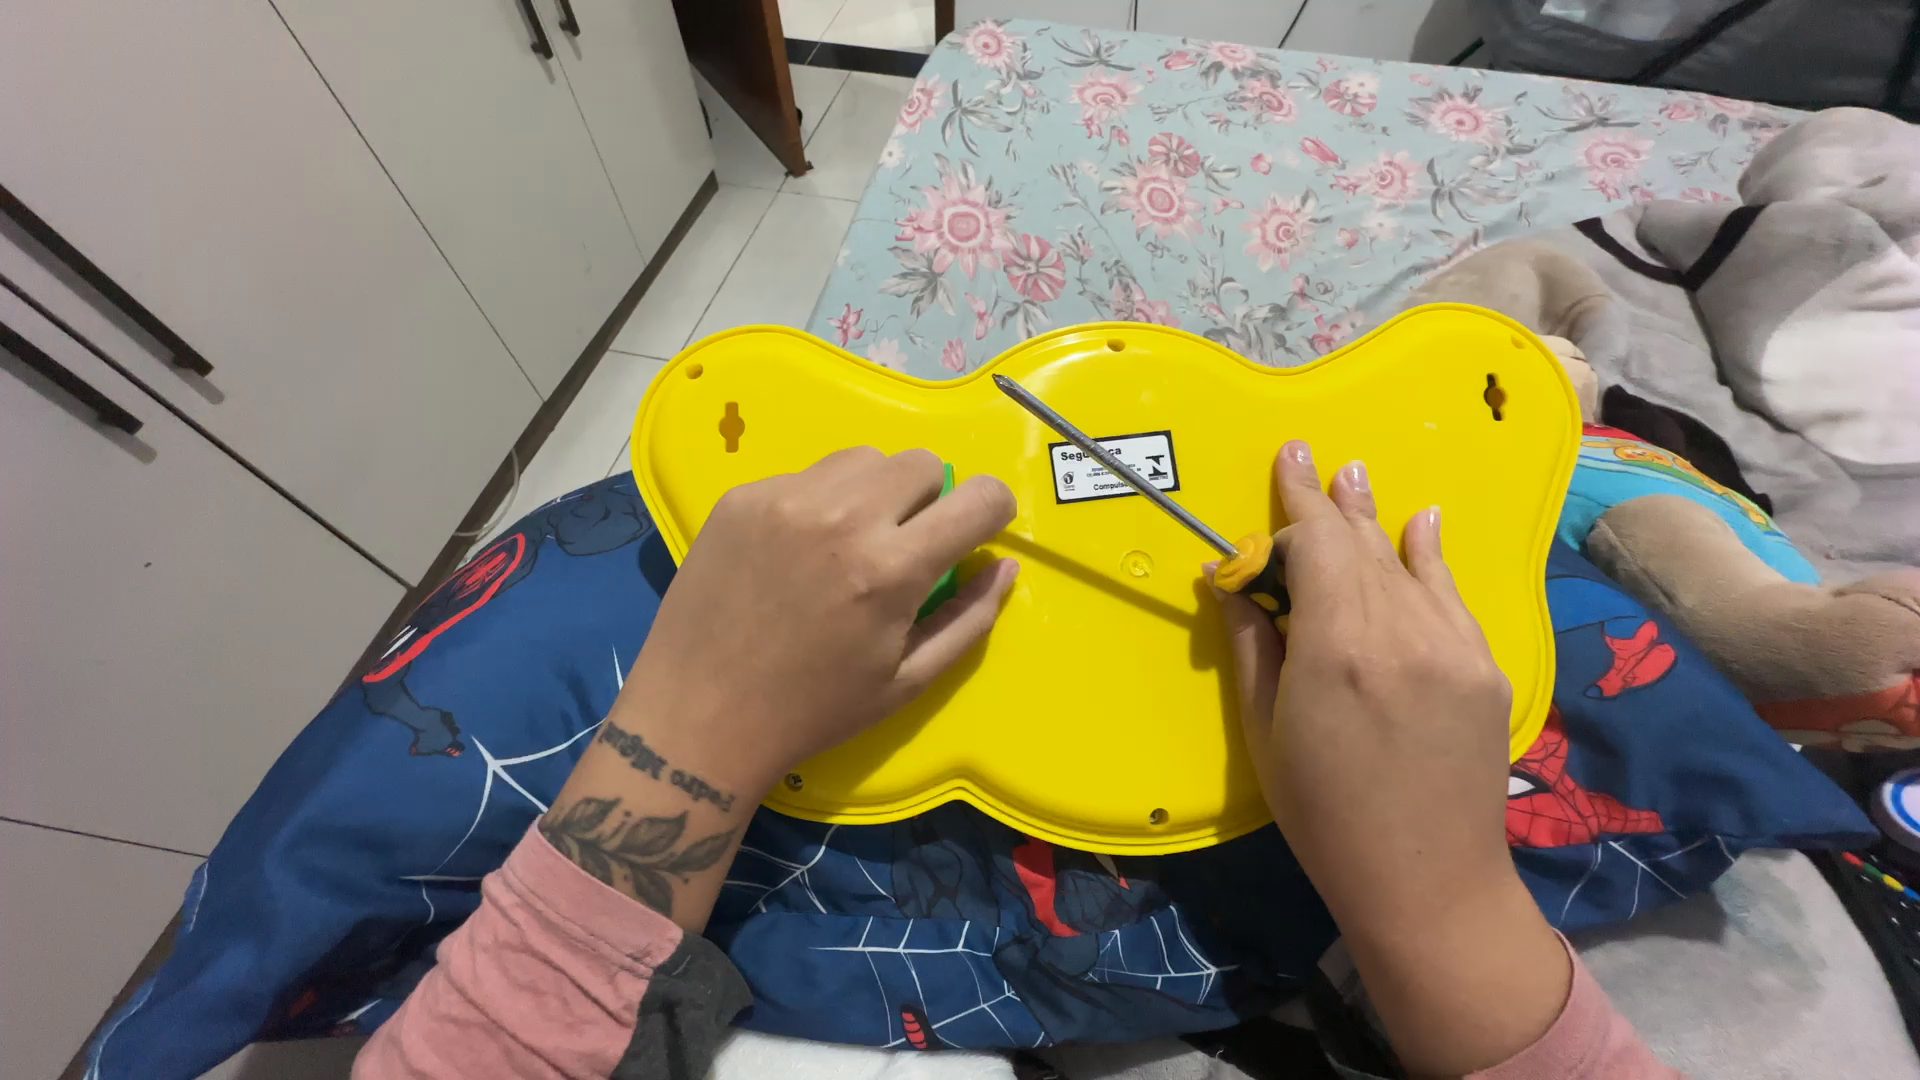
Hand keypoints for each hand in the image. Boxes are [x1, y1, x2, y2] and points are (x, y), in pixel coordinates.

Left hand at [623, 446, 1018, 794]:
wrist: (699, 714)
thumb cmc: (814, 709)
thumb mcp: (908, 681)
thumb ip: (970, 617)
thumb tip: (1006, 565)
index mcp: (892, 568)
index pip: (978, 498)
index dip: (994, 509)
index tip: (980, 529)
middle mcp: (843, 516)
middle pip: (921, 462)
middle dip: (932, 498)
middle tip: (906, 544)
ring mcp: (786, 498)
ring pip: (864, 459)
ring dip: (878, 490)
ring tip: (851, 540)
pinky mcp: (743, 496)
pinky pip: (808, 474)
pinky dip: (822, 500)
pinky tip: (798, 548)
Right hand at [1216, 440, 1568, 1076]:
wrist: (1428, 882)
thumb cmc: (1322, 811)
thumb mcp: (1264, 730)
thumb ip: (1251, 645)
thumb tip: (1229, 582)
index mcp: (1336, 651)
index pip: (1316, 548)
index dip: (1296, 504)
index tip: (1287, 461)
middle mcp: (1401, 635)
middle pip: (1359, 546)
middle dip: (1328, 501)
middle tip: (1309, 455)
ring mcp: (1453, 649)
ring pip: (1404, 563)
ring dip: (1374, 518)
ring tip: (1354, 474)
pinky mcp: (1484, 668)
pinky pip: (1451, 594)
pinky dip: (1431, 554)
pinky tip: (1421, 521)